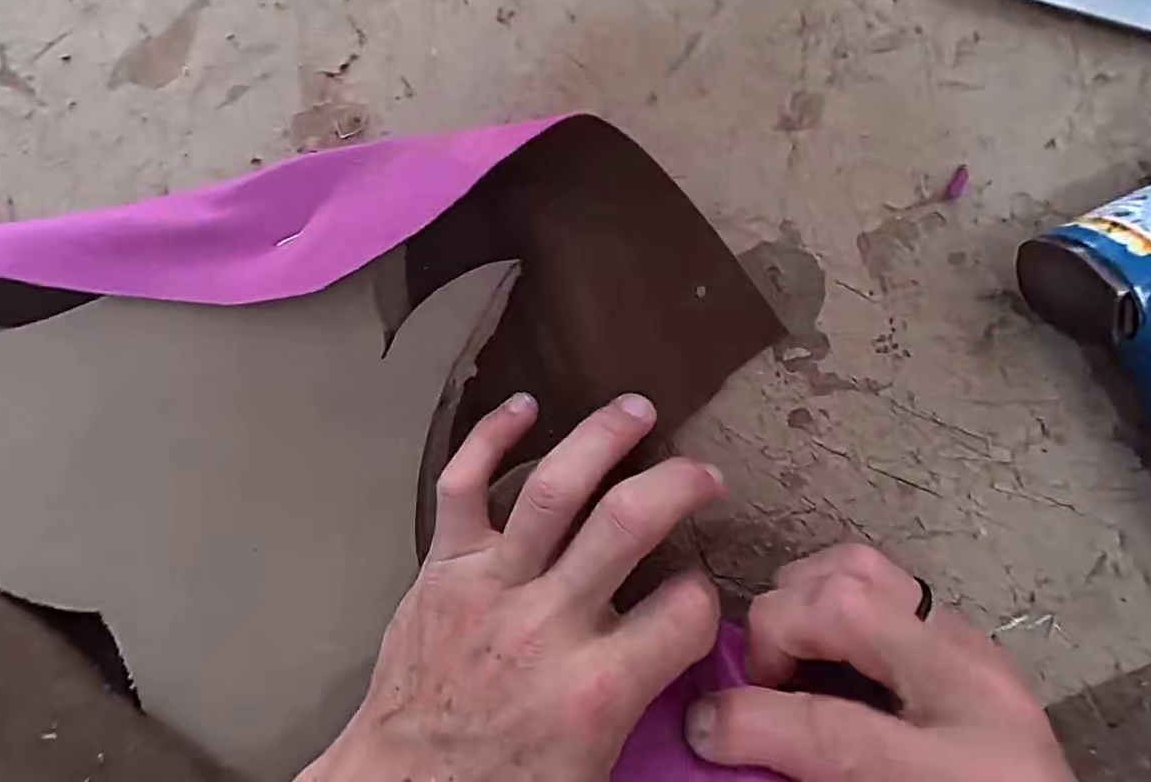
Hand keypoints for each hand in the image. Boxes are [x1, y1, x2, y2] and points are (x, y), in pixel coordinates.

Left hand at [300, 393, 726, 781]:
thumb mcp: (598, 764)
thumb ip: (649, 691)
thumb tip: (695, 641)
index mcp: (594, 691)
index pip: (686, 614)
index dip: (706, 597)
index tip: (698, 592)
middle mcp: (545, 625)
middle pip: (626, 523)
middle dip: (678, 484)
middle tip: (705, 472)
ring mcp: (491, 586)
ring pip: (553, 489)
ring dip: (601, 438)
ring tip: (636, 409)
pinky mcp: (444, 567)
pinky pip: (463, 487)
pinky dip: (490, 438)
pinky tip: (525, 405)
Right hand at [686, 544, 1074, 781]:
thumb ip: (817, 772)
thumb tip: (735, 739)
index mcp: (961, 767)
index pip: (835, 729)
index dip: (753, 721)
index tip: (703, 724)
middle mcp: (973, 681)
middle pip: (850, 603)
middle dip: (779, 628)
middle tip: (758, 680)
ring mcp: (971, 642)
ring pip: (866, 565)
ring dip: (806, 593)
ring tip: (787, 645)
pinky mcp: (965, 630)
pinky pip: (886, 577)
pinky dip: (837, 589)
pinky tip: (825, 634)